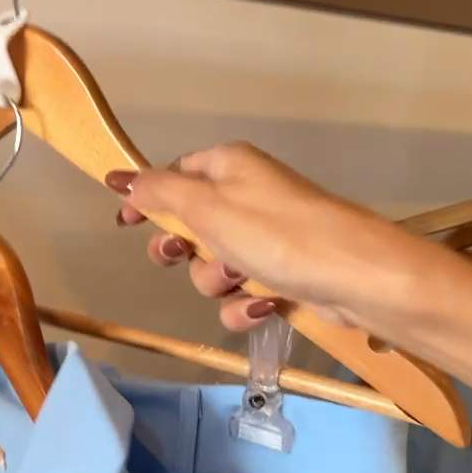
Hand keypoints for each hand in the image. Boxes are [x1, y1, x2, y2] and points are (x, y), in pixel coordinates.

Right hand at [108, 142, 423, 333]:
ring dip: (219, 281)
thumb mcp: (206, 205)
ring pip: (211, 268)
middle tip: (183, 255)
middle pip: (187, 228)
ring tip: (244, 278)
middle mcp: (245, 198)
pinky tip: (265, 304)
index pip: (173, 177)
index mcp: (227, 167)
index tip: (124, 223)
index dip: (147, 200)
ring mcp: (263, 240)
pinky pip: (239, 295)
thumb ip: (158, 192)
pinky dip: (246, 305)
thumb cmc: (275, 232)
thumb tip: (119, 178)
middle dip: (184, 251)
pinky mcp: (279, 276)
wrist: (352, 277)